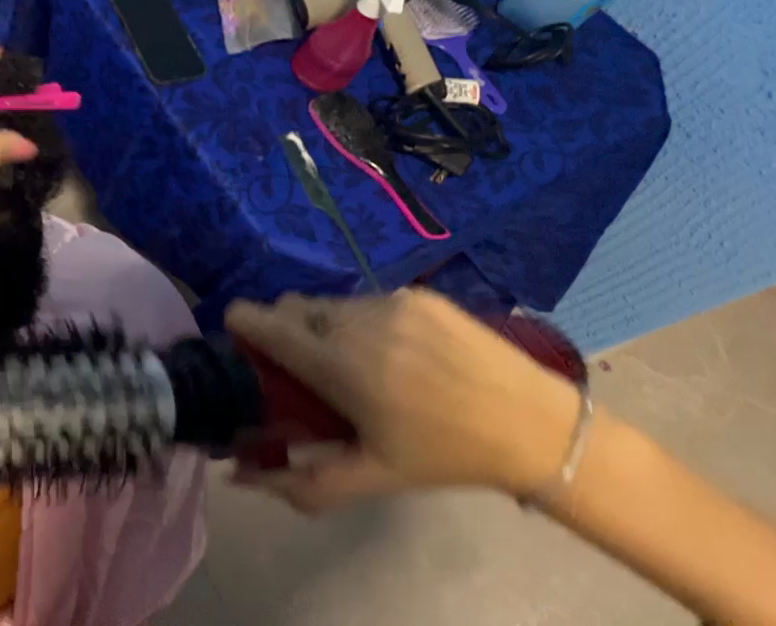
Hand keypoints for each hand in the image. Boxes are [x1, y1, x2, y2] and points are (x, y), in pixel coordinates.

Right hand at [224, 289, 581, 512]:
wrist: (538, 428)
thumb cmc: (445, 455)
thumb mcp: (374, 476)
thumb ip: (302, 482)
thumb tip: (238, 476)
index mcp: (335, 362)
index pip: (257, 318)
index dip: (241, 326)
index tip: (248, 349)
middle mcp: (353, 320)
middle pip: (289, 308)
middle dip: (286, 332)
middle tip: (310, 370)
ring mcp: (388, 301)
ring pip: (328, 304)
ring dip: (327, 328)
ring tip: (362, 365)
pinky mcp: (417, 294)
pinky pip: (368, 300)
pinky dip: (366, 322)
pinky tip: (401, 354)